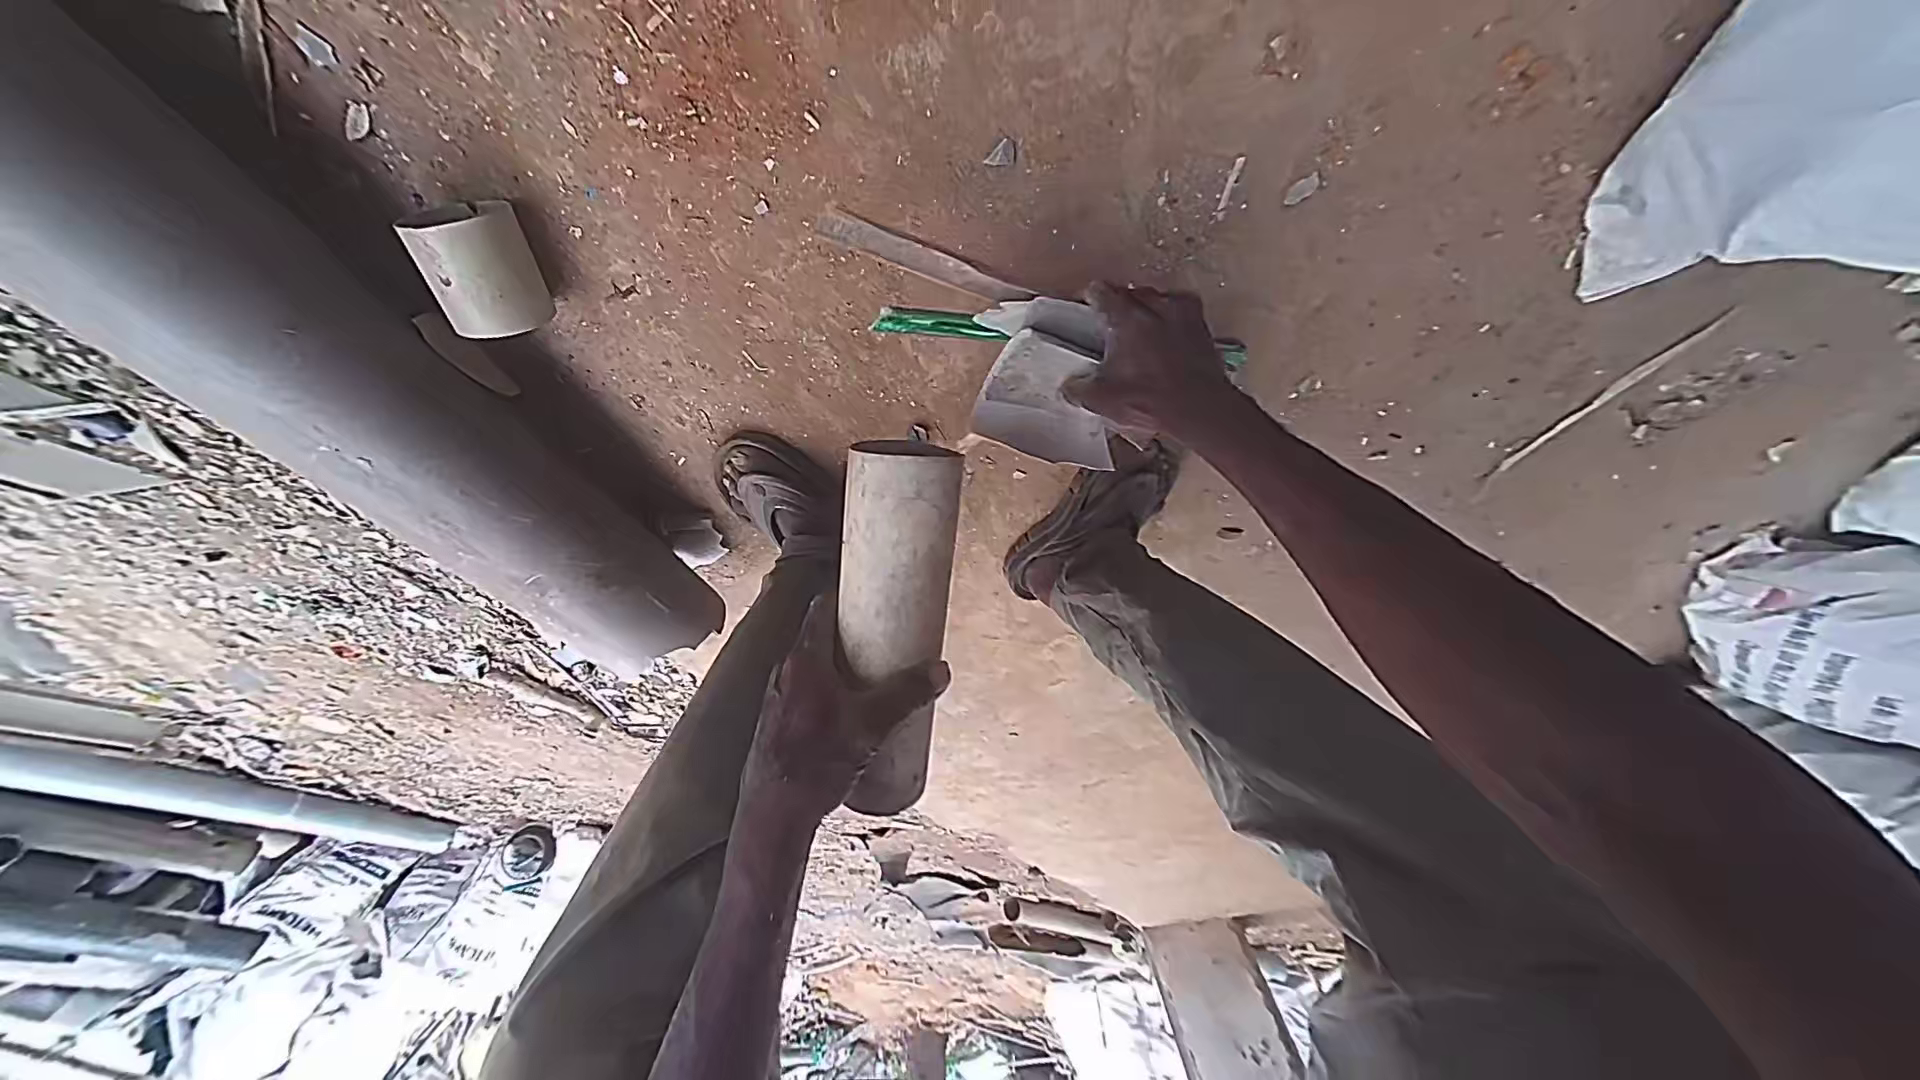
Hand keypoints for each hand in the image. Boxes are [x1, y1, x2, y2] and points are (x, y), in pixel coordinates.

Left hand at [744, 594, 951, 820]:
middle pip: (816, 637)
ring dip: (835, 665)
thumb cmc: (816, 762)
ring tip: (865, 677)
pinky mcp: (775, 722)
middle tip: (877, 638)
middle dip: (846, 635)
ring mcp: (776, 698)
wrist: (774, 812)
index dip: (843, 597)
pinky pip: (802, 692)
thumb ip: (907, 694)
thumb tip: (939, 671)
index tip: (865, 595)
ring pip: (808, 667)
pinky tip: (843, 713)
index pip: (821, 610)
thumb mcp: (872, 724)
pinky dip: (824, 690)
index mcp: (805, 661)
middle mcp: (785, 673)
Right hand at [1069, 281, 1240, 435]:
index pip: (1102, 293)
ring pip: (1159, 299)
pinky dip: (1172, 320)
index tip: (1089, 303)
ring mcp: (1183, 313)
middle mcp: (1156, 307)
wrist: (1198, 410)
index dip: (1092, 298)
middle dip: (1121, 305)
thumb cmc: (1151, 401)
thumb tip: (1069, 387)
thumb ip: (1079, 390)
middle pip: (1131, 292)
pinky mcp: (1202, 327)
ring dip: (1148, 310)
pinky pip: (1182, 312)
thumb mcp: (1102, 400)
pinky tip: (1167, 339)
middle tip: (1113, 324)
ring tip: (1141, 330)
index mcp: (1126, 318)